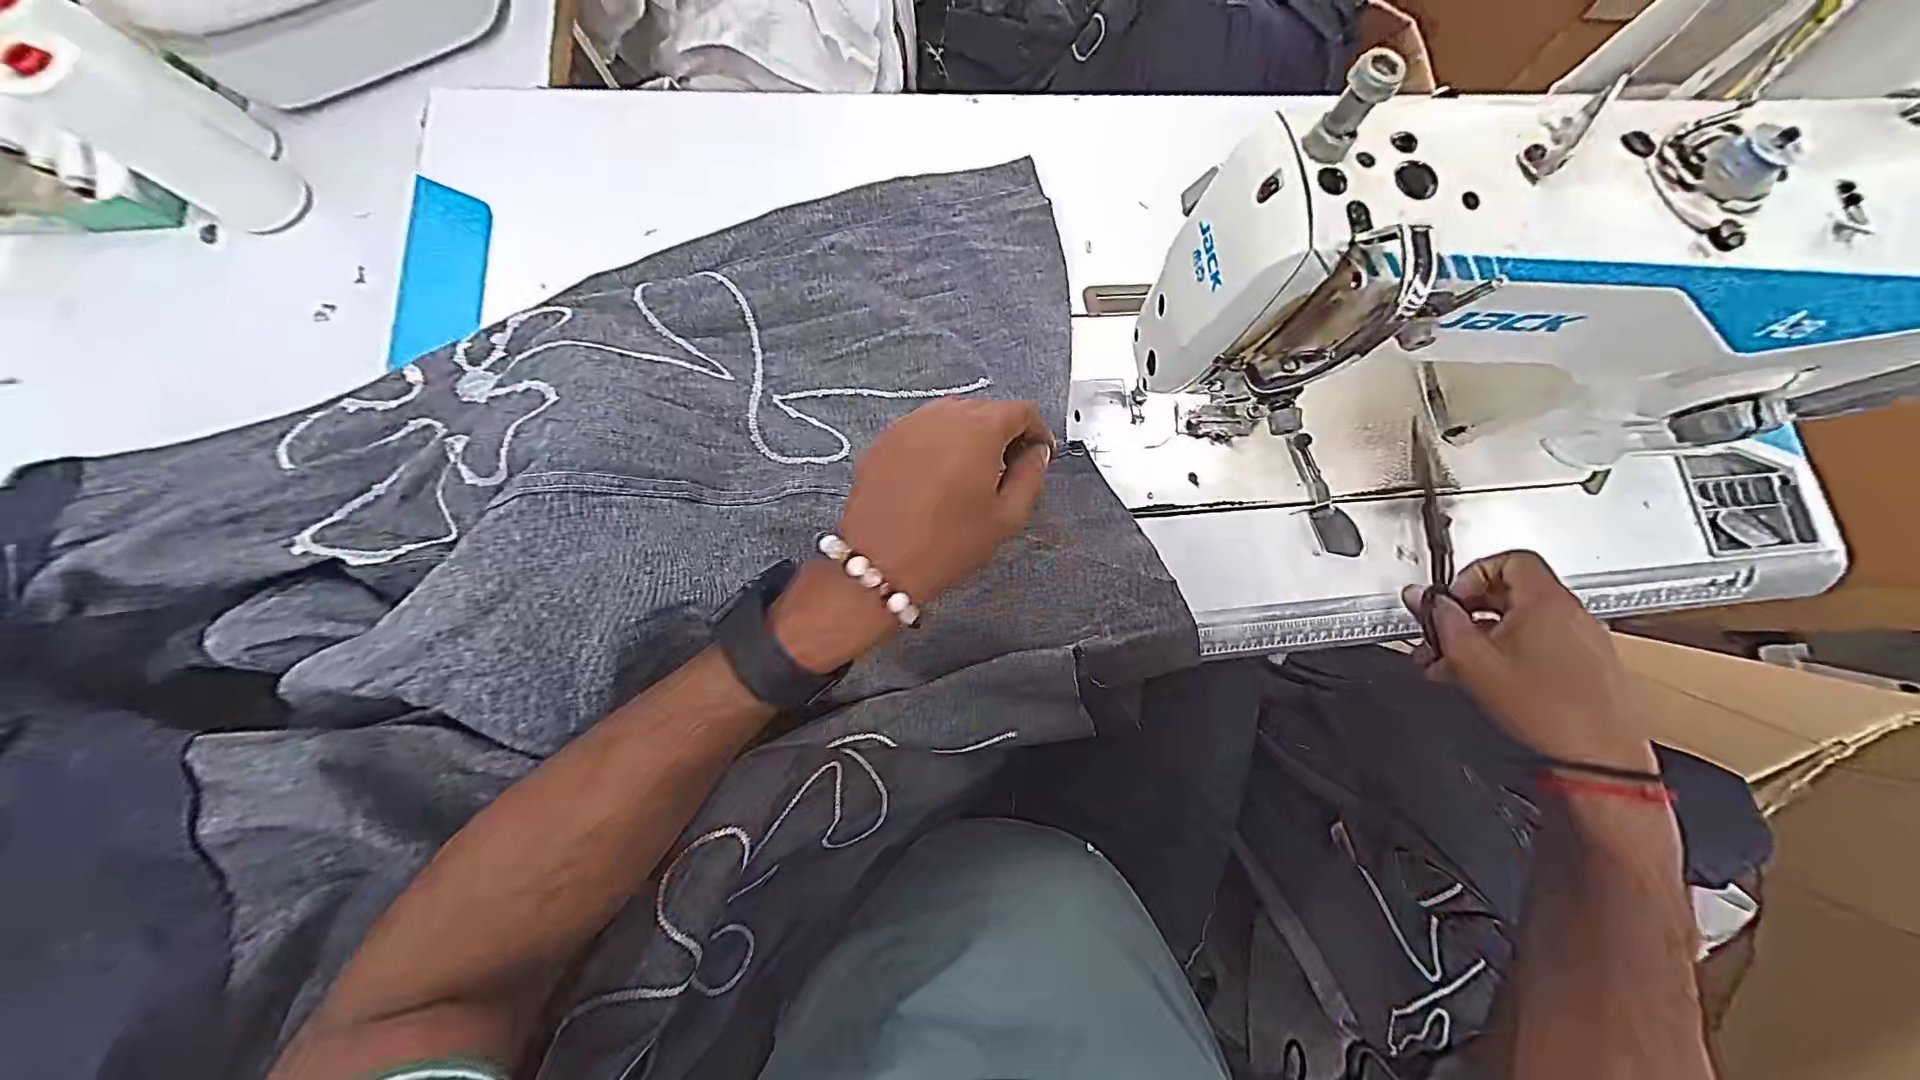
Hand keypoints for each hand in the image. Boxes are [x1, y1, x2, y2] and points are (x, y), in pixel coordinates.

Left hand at [771, 399, 1054, 672]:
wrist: (881, 561)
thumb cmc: (945, 543)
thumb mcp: (1007, 516)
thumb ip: (1031, 475)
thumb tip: (1037, 454)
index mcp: (980, 428)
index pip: (1022, 411)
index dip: (1037, 432)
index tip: (1038, 453)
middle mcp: (943, 415)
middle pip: (986, 409)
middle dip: (1003, 434)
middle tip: (1008, 469)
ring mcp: (909, 424)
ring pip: (952, 417)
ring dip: (969, 437)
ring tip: (970, 477)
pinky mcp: (884, 439)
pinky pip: (923, 431)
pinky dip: (937, 445)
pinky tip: (937, 480)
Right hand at [1403, 551, 1656, 772]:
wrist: (1596, 757)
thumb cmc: (1546, 710)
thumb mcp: (1470, 658)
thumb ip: (1440, 620)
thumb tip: (1422, 598)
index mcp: (1547, 603)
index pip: (1508, 560)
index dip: (1470, 576)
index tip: (1451, 601)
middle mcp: (1571, 615)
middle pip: (1509, 592)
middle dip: (1467, 611)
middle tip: (1443, 634)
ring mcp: (1583, 639)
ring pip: (1519, 620)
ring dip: (1481, 635)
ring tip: (1456, 662)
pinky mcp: (1586, 663)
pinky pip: (1537, 642)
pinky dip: (1506, 650)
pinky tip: (1484, 677)